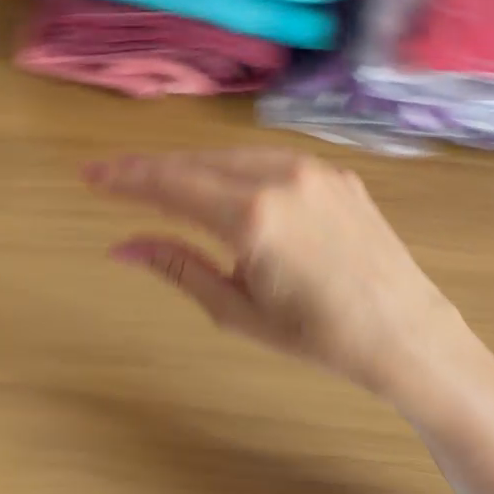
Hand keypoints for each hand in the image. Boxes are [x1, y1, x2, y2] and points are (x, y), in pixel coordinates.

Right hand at [85, 149, 463, 395]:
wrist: (403, 332)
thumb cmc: (315, 336)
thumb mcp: (235, 309)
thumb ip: (178, 267)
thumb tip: (122, 247)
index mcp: (251, 216)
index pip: (170, 185)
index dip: (124, 179)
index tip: (90, 175)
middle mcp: (281, 177)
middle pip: (196, 162)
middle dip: (149, 170)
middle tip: (109, 177)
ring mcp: (314, 170)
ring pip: (232, 157)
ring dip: (190, 168)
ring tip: (157, 185)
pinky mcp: (336, 174)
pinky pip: (268, 161)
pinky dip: (233, 170)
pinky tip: (219, 187)